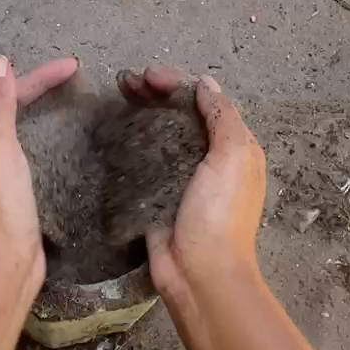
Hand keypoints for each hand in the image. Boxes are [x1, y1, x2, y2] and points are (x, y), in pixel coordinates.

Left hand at [0, 55, 79, 288]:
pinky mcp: (5, 193)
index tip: (72, 66)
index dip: (35, 78)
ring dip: (34, 110)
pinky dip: (37, 137)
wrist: (4, 265)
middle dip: (35, 89)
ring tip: (61, 94)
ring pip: (11, 131)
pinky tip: (48, 137)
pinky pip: (20, 153)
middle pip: (3, 109)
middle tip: (71, 73)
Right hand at [117, 66, 267, 302]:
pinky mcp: (158, 195)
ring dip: (141, 113)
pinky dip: (132, 143)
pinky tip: (114, 132)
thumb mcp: (233, 158)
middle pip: (180, 115)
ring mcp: (182, 177)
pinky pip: (145, 162)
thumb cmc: (220, 215)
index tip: (147, 76)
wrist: (199, 273)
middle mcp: (210, 159)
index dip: (177, 84)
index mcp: (235, 148)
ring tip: (116, 98)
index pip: (205, 102)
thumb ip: (222, 118)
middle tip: (124, 82)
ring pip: (161, 134)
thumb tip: (205, 84)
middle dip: (155, 94)